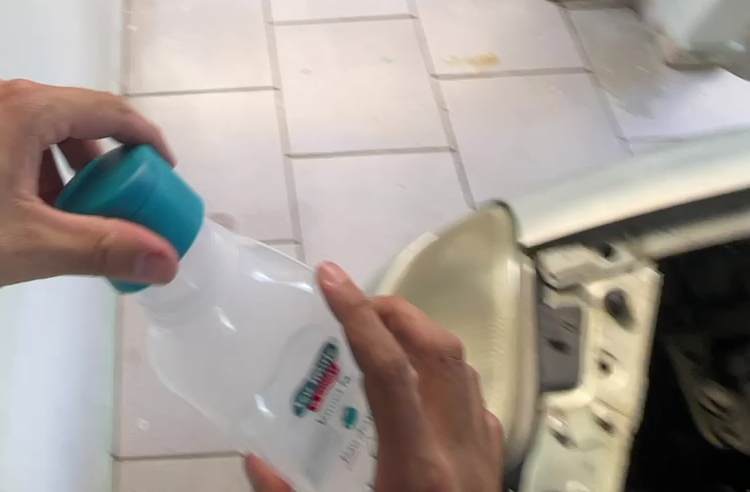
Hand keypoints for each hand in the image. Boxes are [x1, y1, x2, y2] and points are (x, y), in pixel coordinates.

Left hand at [0, 74, 181, 307]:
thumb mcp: (26, 246)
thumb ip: (102, 247)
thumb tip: (168, 259)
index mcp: (24, 106)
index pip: (107, 109)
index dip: (144, 140)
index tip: (164, 173)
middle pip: (68, 117)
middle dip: (99, 162)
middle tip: (113, 206)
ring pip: (29, 129)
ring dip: (58, 168)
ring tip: (58, 219)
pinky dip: (20, 167)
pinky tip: (5, 212)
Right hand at [244, 263, 502, 491]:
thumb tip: (254, 459)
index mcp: (416, 470)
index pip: (387, 368)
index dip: (356, 314)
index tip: (328, 277)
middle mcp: (458, 455)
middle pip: (438, 352)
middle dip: (396, 312)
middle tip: (354, 304)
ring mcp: (485, 463)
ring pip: (464, 371)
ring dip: (423, 339)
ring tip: (382, 334)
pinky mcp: (496, 475)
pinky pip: (477, 405)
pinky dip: (447, 379)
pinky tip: (420, 392)